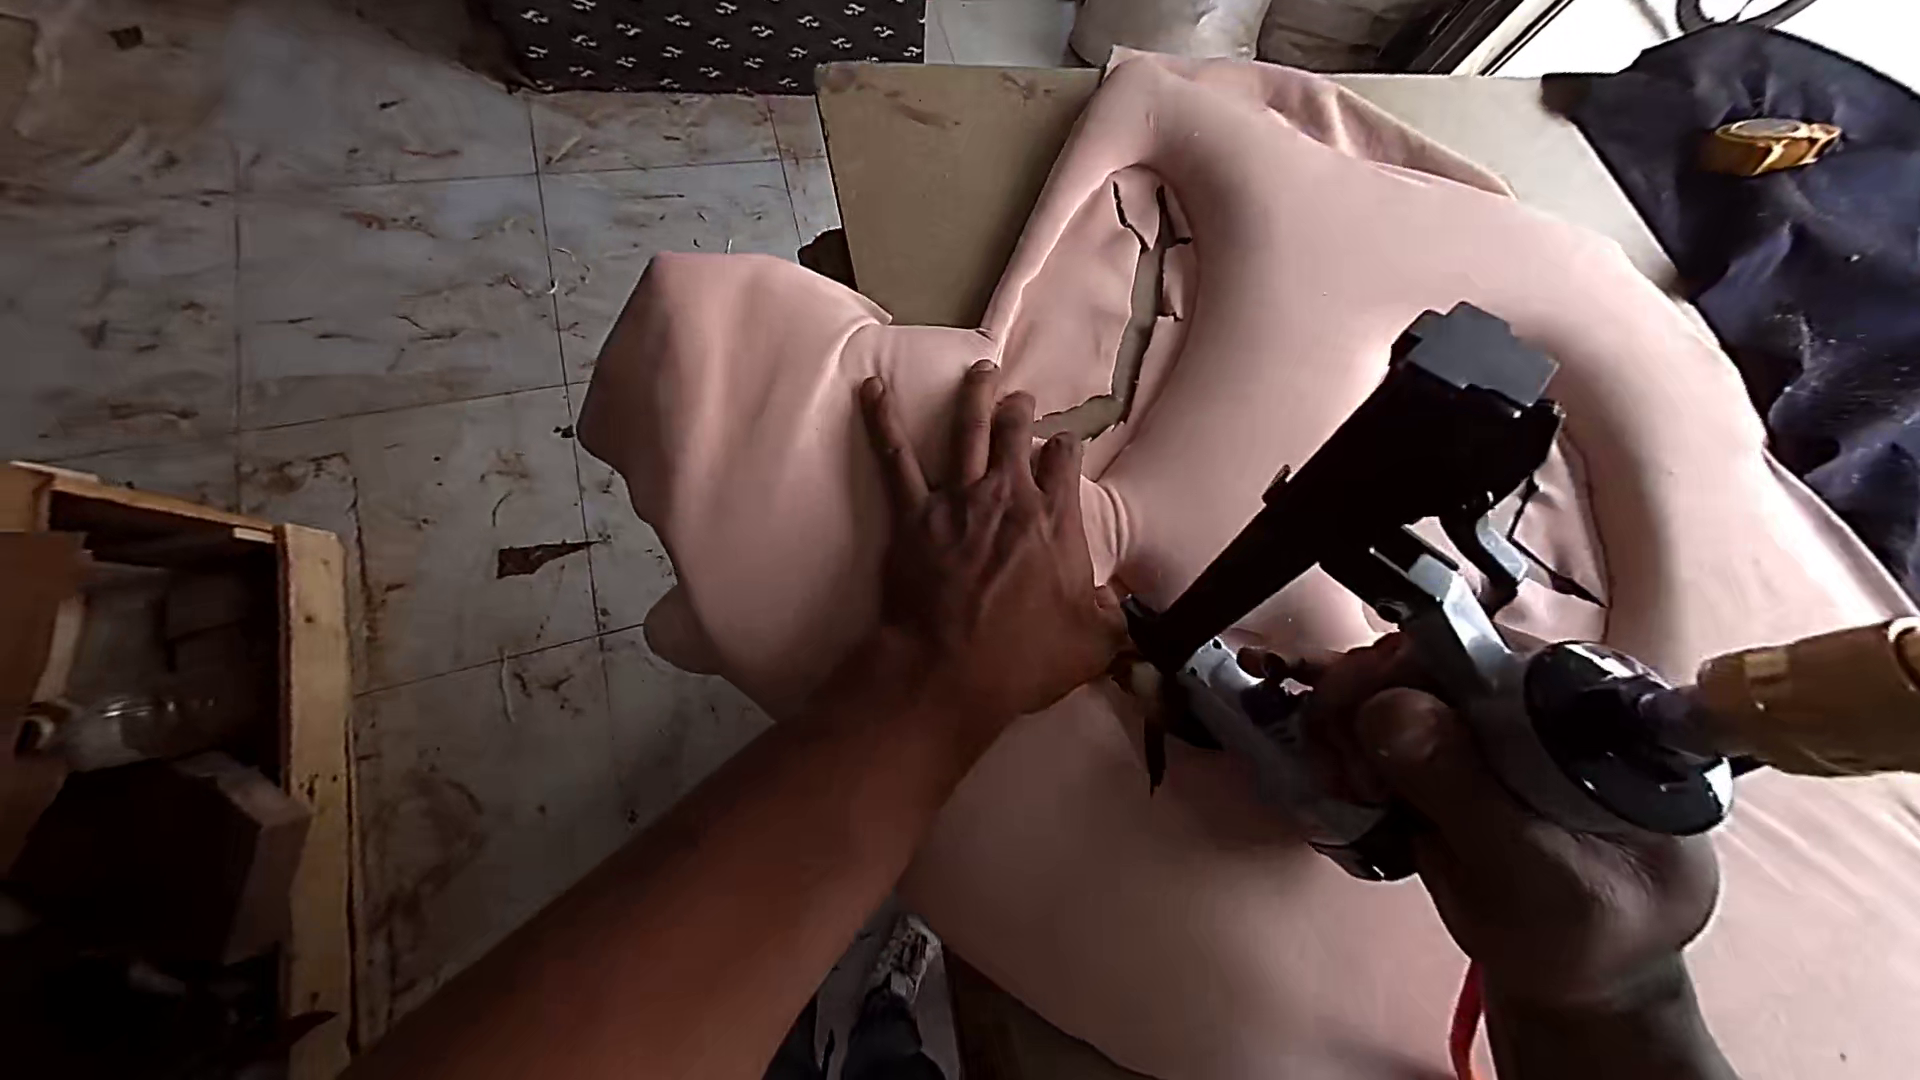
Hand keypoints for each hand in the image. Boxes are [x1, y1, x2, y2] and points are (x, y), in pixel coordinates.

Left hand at [859, 360, 1127, 725]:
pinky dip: (882, 420)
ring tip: (980, 371)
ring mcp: (959, 499)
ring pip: (969, 430)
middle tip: (1022, 399)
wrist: (948, 672)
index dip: (1065, 449)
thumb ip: (1114, 614)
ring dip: (976, 396)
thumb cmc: (1022, 660)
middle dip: (1022, 411)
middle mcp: (1009, 497)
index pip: (1065, 463)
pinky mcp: (914, 513)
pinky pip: (895, 457)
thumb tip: (1124, 602)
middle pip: (1018, 435)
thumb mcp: (1092, 643)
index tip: (1063, 447)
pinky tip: (872, 389)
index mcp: (1054, 520)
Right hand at [1302, 645, 1719, 1011]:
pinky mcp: (1436, 732)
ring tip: (1350, 783)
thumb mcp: (1534, 877)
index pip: (1489, 655)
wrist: (1561, 966)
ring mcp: (1479, 715)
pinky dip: (1335, 724)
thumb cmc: (1575, 936)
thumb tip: (1388, 705)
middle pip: (1422, 657)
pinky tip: (1331, 754)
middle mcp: (1533, 701)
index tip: (1364, 715)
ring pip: (1382, 676)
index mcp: (1591, 723)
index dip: (1413, 670)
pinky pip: (1366, 703)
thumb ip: (1467, 792)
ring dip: (1343, 721)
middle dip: (1365, 702)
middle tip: (1352, 769)